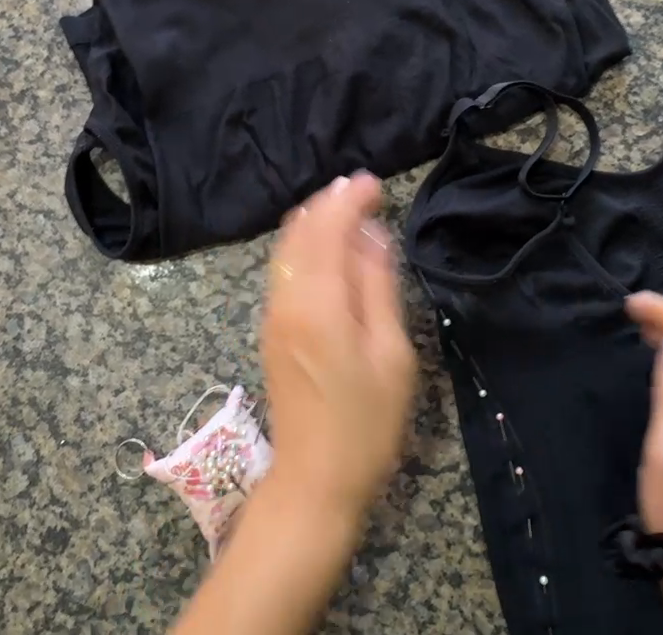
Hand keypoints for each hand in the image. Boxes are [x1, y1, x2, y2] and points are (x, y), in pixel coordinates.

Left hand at [260, 173, 417, 518]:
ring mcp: (272, 315)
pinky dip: (304, 245)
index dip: (349, 199)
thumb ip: (378, 287)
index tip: (374, 183)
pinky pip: (283, 270)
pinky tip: (328, 248)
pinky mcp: (271, 329)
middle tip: (363, 189)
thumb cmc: (365, 423)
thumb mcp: (390, 354)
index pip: (327, 228)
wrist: (314, 479)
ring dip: (314, 221)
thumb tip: (373, 235)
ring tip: (348, 209)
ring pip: (287, 249)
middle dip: (329, 202)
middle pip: (300, 231)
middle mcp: (285, 299)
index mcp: (317, 302)